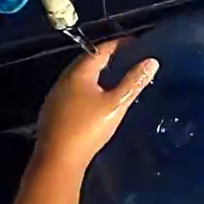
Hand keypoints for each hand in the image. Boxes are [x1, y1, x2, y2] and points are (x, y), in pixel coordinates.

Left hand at [32, 38, 158, 173]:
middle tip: (126, 58)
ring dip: (95, 72)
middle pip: (86, 61)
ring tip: (114, 76)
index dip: (118, 44)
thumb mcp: (116, 104)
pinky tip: (95, 98)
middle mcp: (64, 80)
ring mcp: (55, 96)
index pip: (100, 50)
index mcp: (79, 74)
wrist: (58, 160)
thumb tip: (151, 61)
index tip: (135, 43)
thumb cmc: (88, 129)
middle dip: (106, 57)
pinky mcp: (52, 111)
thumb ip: (134, 82)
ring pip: (78, 76)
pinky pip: (72, 90)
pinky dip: (87, 86)